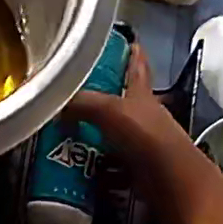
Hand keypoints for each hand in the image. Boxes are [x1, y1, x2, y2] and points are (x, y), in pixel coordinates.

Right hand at [62, 42, 194, 166]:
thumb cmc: (144, 137)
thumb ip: (82, 103)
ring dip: (92, 141)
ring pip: (113, 138)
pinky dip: (96, 171)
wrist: (168, 182)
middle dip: (98, 103)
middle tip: (71, 103)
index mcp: (142, 95)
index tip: (122, 41)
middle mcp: (144, 117)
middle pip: (120, 105)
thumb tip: (54, 105)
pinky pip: (111, 168)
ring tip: (67, 141)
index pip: (136, 66)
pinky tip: (80, 173)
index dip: (130, 52)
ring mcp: (142, 146)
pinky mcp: (137, 173)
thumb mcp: (110, 110)